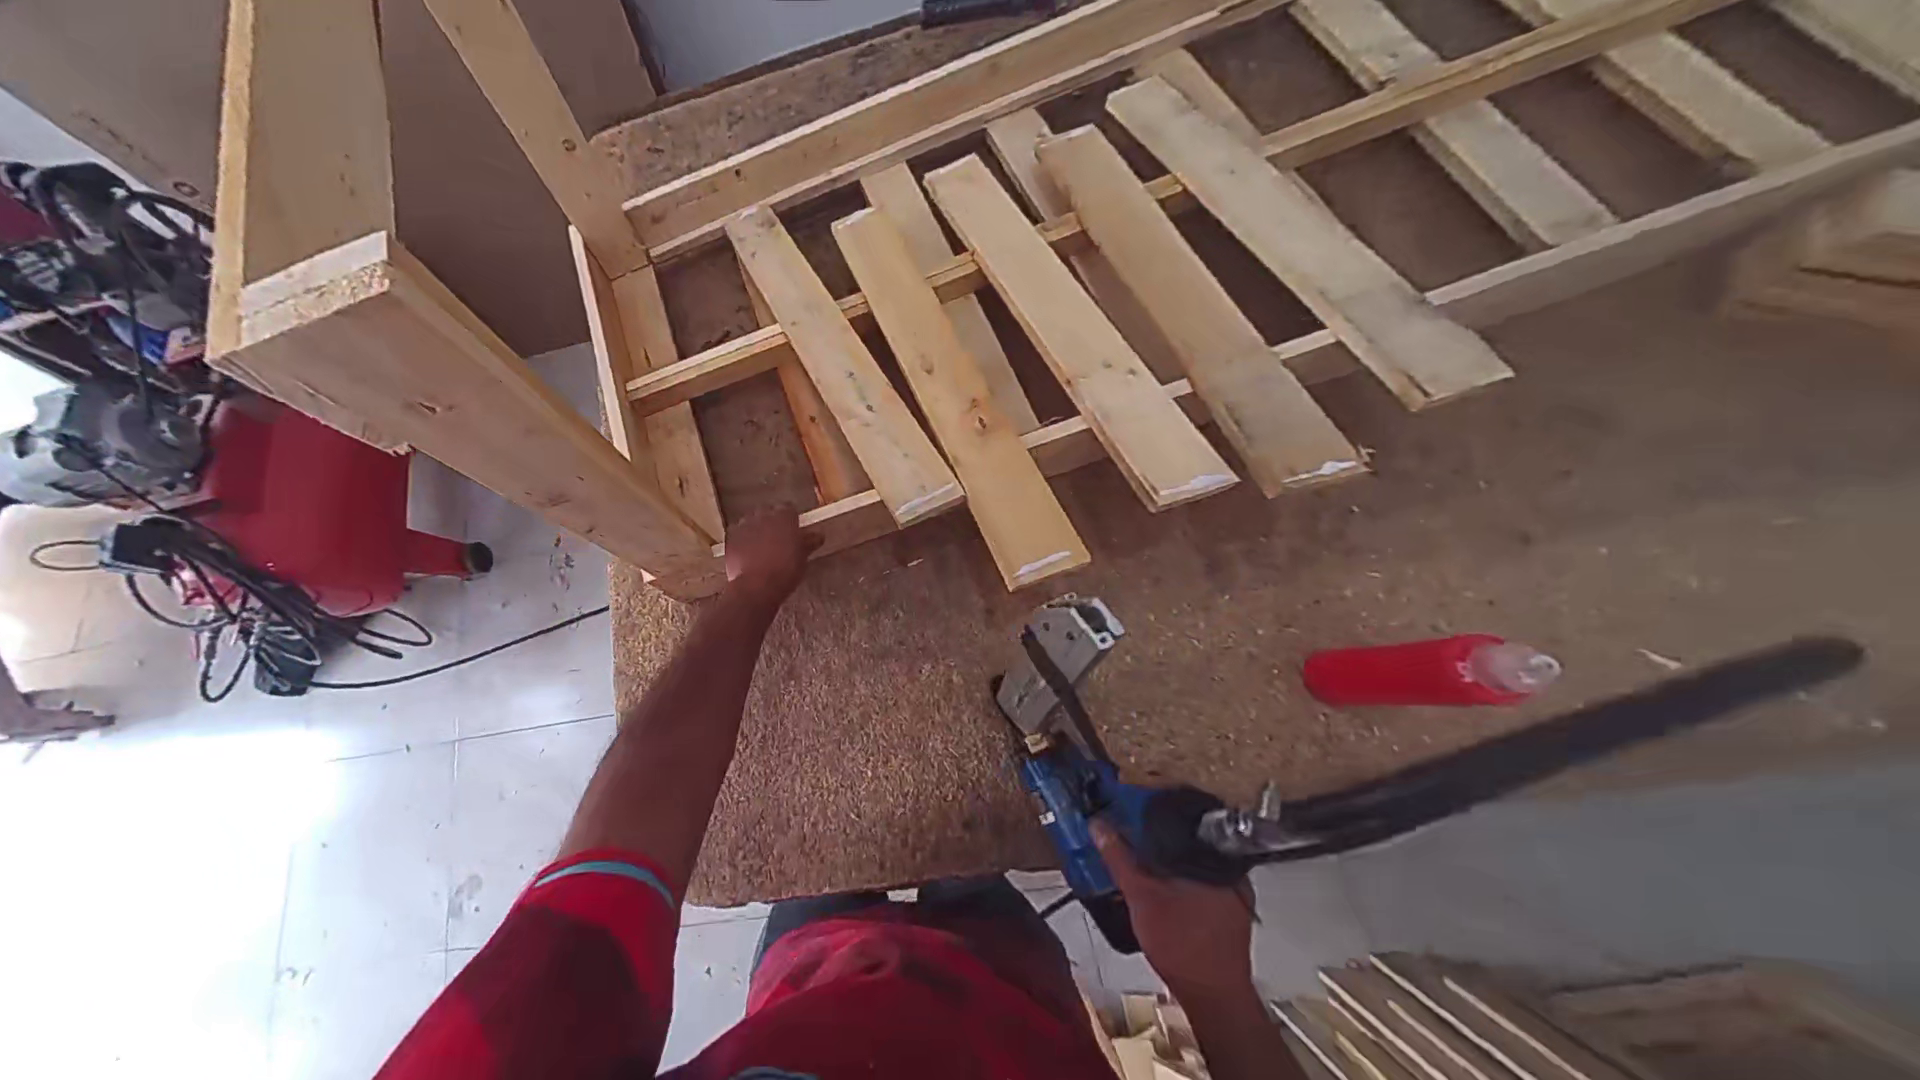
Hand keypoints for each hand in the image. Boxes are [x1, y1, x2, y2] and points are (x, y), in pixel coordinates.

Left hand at [723, 507, 818, 603]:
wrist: (757, 585)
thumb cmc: (786, 570)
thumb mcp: (802, 557)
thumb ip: (808, 542)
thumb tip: (818, 535)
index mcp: (784, 517)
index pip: (788, 508)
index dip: (791, 519)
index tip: (793, 529)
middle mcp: (763, 515)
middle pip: (768, 511)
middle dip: (772, 521)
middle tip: (778, 538)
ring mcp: (744, 525)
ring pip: (751, 520)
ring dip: (756, 528)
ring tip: (761, 545)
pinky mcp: (730, 537)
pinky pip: (737, 532)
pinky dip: (743, 538)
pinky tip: (747, 551)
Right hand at [1094, 822, 1255, 999]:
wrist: (1212, 996)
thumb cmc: (1179, 943)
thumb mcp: (1141, 895)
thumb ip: (1119, 858)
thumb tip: (1098, 824)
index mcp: (1212, 855)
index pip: (1182, 817)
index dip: (1154, 810)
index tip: (1132, 805)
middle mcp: (1229, 867)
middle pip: (1188, 838)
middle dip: (1160, 834)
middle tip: (1131, 829)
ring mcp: (1235, 890)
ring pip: (1195, 860)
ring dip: (1170, 857)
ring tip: (1142, 853)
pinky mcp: (1232, 910)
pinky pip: (1203, 879)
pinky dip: (1182, 876)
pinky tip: (1163, 882)